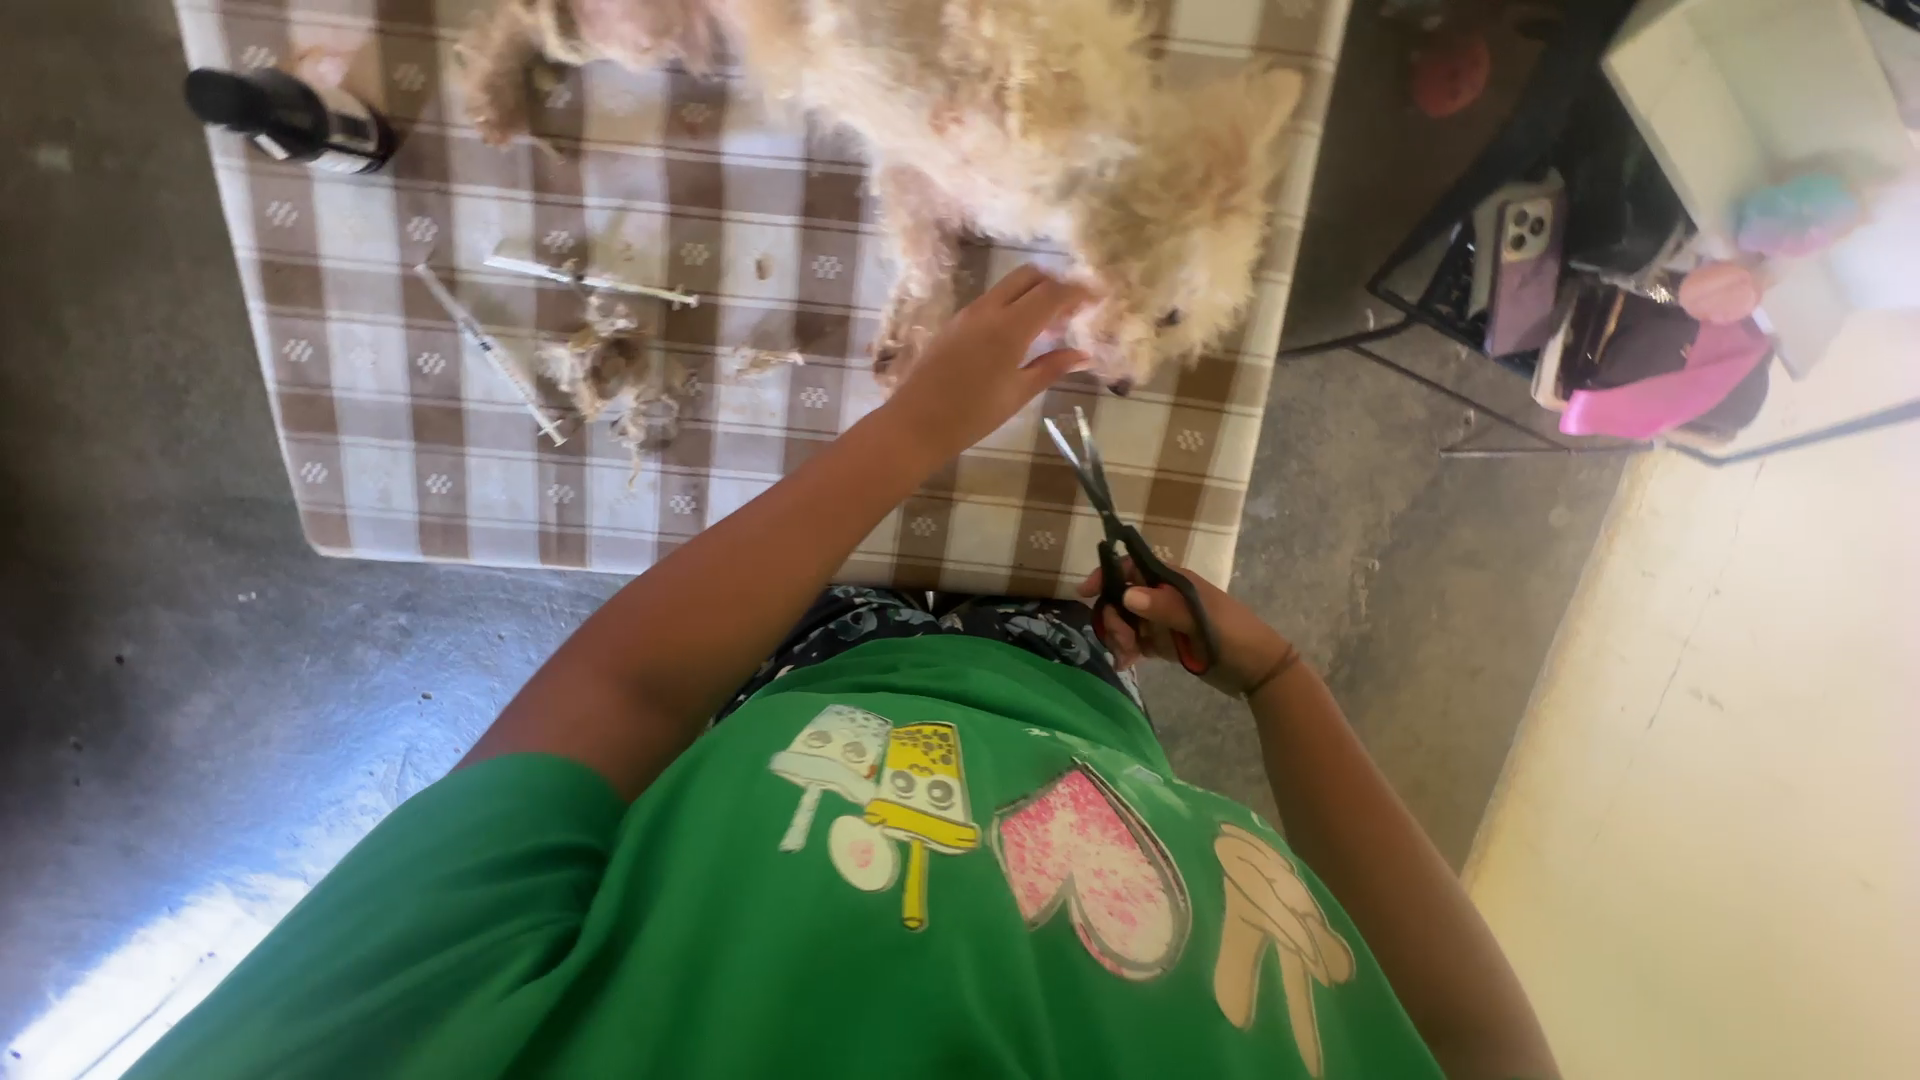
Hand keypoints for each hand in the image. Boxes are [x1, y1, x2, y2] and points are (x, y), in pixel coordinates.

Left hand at [878, 265, 1089, 461]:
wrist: (915, 424)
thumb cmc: (972, 415)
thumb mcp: (1018, 393)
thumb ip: (1051, 368)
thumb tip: (1083, 355)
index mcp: (1009, 327)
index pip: (1052, 293)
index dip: (1078, 292)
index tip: (1096, 299)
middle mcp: (988, 310)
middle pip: (1029, 276)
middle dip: (1054, 285)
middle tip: (1071, 311)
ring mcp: (967, 314)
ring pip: (1007, 287)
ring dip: (1032, 295)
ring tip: (1049, 326)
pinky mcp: (954, 324)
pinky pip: (990, 301)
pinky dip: (1012, 306)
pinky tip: (1019, 335)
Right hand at [1078, 561, 1298, 697]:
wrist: (1259, 671)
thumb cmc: (1234, 636)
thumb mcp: (1201, 621)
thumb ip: (1164, 608)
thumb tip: (1127, 595)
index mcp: (1173, 582)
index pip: (1131, 568)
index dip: (1107, 576)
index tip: (1086, 594)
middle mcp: (1164, 598)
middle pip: (1122, 598)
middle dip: (1114, 618)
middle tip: (1121, 641)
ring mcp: (1163, 621)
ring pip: (1126, 622)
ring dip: (1119, 636)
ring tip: (1126, 656)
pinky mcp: (1165, 643)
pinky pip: (1136, 642)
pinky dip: (1127, 651)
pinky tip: (1126, 663)